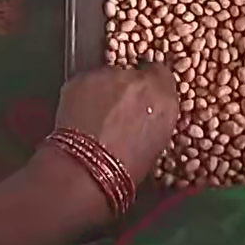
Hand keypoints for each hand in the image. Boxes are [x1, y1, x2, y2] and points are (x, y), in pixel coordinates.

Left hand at [50, 64, 179, 184]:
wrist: (86, 170)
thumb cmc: (125, 169)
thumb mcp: (156, 144)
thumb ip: (156, 116)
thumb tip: (147, 111)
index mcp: (164, 98)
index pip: (161, 75)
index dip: (149, 87)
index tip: (142, 100)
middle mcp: (139, 80)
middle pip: (133, 75)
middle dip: (126, 91)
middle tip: (116, 115)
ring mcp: (108, 76)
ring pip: (107, 78)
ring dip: (104, 92)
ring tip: (96, 118)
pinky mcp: (82, 78)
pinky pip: (86, 82)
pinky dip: (84, 95)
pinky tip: (81, 115)